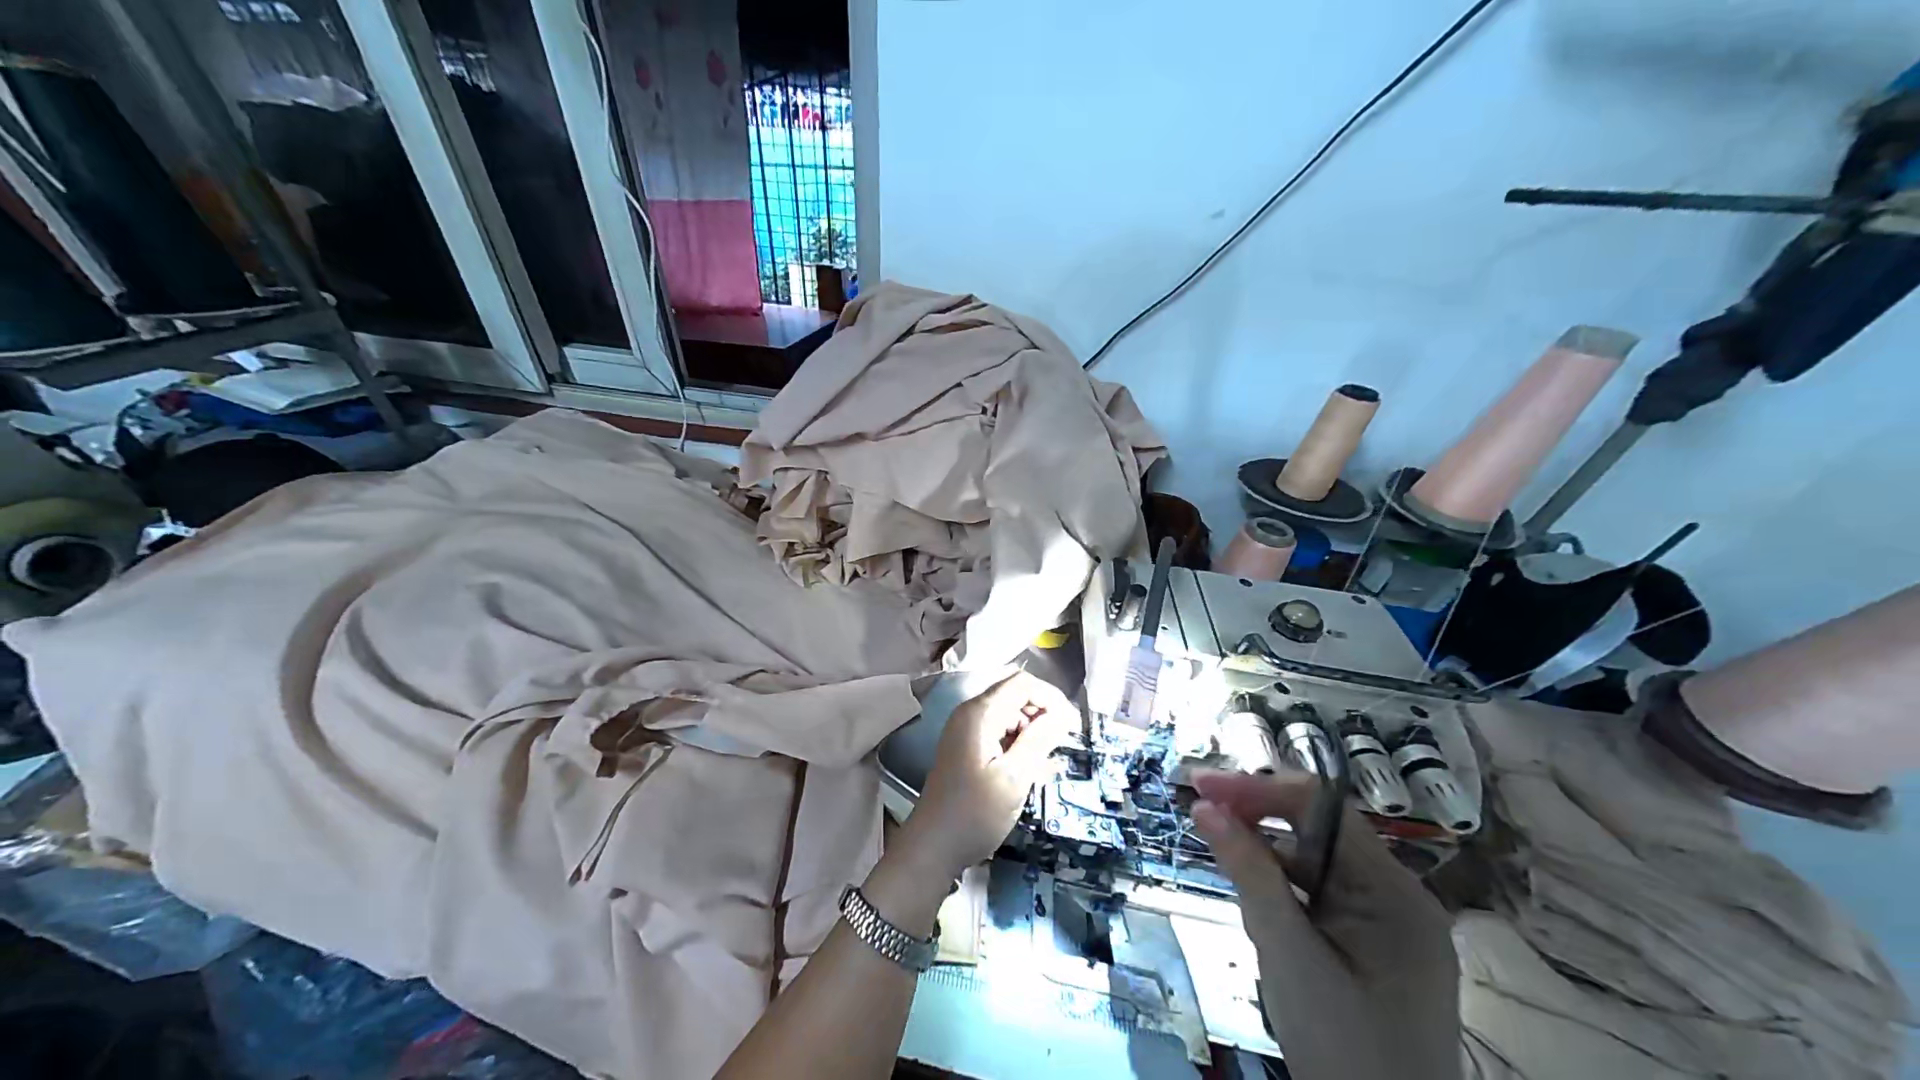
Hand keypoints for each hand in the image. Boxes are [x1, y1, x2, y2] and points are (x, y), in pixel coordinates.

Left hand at [900, 670, 1075, 880]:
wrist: (933, 848)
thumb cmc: (975, 813)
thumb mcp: (1014, 777)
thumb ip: (1039, 740)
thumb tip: (1064, 714)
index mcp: (979, 713)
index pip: (1023, 683)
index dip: (1051, 698)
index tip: (1072, 725)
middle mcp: (971, 714)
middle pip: (1016, 697)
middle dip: (1043, 716)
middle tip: (1063, 746)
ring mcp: (967, 732)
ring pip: (1010, 717)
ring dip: (1033, 733)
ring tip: (1049, 763)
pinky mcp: (968, 750)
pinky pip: (1000, 735)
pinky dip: (1019, 746)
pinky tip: (1033, 771)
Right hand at [1189, 769, 1460, 1079]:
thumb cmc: (1342, 1048)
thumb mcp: (1288, 955)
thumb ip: (1250, 874)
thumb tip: (1205, 806)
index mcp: (1395, 893)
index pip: (1322, 810)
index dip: (1259, 790)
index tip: (1200, 785)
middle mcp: (1398, 897)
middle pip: (1319, 834)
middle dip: (1258, 820)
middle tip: (1200, 813)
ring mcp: (1387, 923)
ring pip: (1315, 866)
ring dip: (1267, 859)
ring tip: (1224, 861)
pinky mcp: (1371, 946)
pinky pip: (1320, 897)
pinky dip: (1282, 891)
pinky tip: (1257, 904)